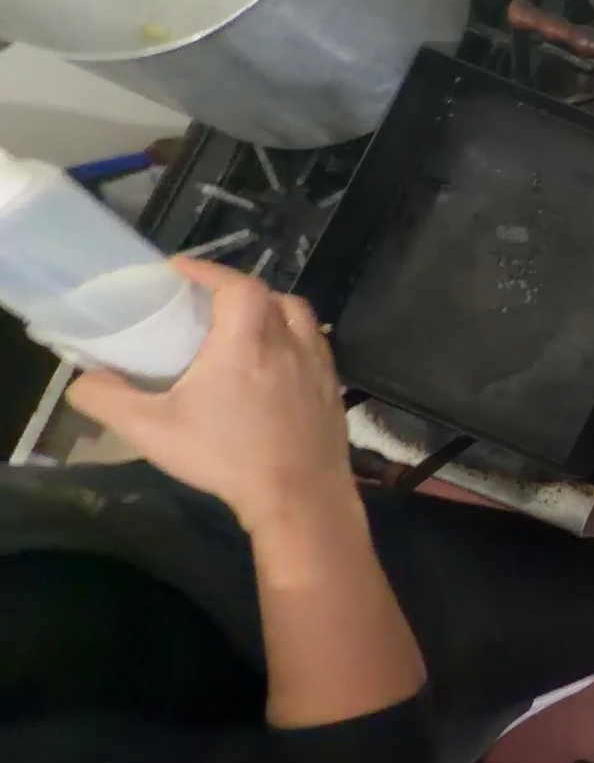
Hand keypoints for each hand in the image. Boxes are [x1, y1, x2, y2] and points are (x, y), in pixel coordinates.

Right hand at [66, 258, 355, 530]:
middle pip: (277, 299)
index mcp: (249, 347)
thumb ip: (106, 396)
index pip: (242, 288)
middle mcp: (292, 349)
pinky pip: (318, 348)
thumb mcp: (148, 428)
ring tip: (239, 327)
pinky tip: (271, 361)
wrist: (301, 492)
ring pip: (304, 321)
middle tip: (207, 301)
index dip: (211, 270)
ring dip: (273, 312)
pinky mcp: (335, 390)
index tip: (180, 270)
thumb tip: (89, 376)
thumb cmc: (228, 457)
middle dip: (240, 290)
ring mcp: (321, 369)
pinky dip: (294, 339)